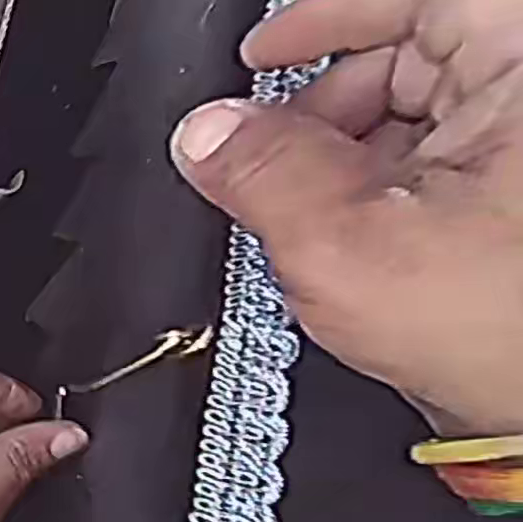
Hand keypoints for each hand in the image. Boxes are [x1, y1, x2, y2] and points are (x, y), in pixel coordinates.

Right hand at [169, 0, 522, 435]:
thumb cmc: (496, 316)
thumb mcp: (339, 241)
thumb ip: (262, 174)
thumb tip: (203, 132)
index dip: (327, 18)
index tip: (261, 51)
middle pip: (418, 49)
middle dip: (323, 105)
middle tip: (254, 160)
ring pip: (425, 100)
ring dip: (344, 147)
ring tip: (302, 208)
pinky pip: (445, 141)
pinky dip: (379, 171)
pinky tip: (348, 217)